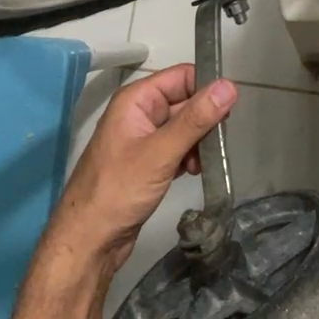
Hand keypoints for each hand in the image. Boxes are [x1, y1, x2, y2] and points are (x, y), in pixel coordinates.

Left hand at [46, 64, 236, 273]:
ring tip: (204, 163)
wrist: (89, 241)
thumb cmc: (118, 190)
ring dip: (200, 141)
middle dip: (205, 120)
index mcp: (136, 100)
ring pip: (185, 127)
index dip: (206, 88)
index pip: (182, 76)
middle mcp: (140, 113)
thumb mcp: (160, 152)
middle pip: (186, 101)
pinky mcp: (149, 161)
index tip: (228, 109)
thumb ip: (196, 119)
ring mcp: (144, 138)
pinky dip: (190, 157)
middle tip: (219, 142)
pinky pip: (178, 147)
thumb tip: (229, 86)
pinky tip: (194, 172)